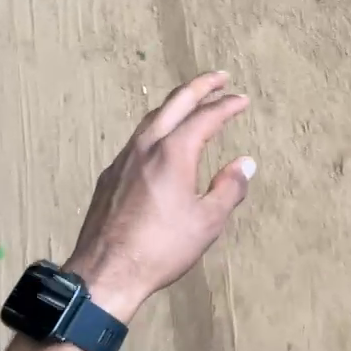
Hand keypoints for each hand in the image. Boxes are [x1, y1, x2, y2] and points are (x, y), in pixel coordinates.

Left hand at [64, 71, 256, 322]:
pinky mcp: (111, 175)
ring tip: (192, 103)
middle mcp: (147, 145)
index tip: (242, 100)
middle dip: (200, 86)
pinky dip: (158, 127)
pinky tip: (162, 142)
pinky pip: (139, 138)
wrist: (105, 272)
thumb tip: (245, 163)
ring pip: (153, 117)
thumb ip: (229, 187)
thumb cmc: (161, 248)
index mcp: (174, 152)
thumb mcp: (207, 221)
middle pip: (175, 102)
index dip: (227, 105)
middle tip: (220, 77)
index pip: (206, 116)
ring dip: (176, 104)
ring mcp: (124, 158)